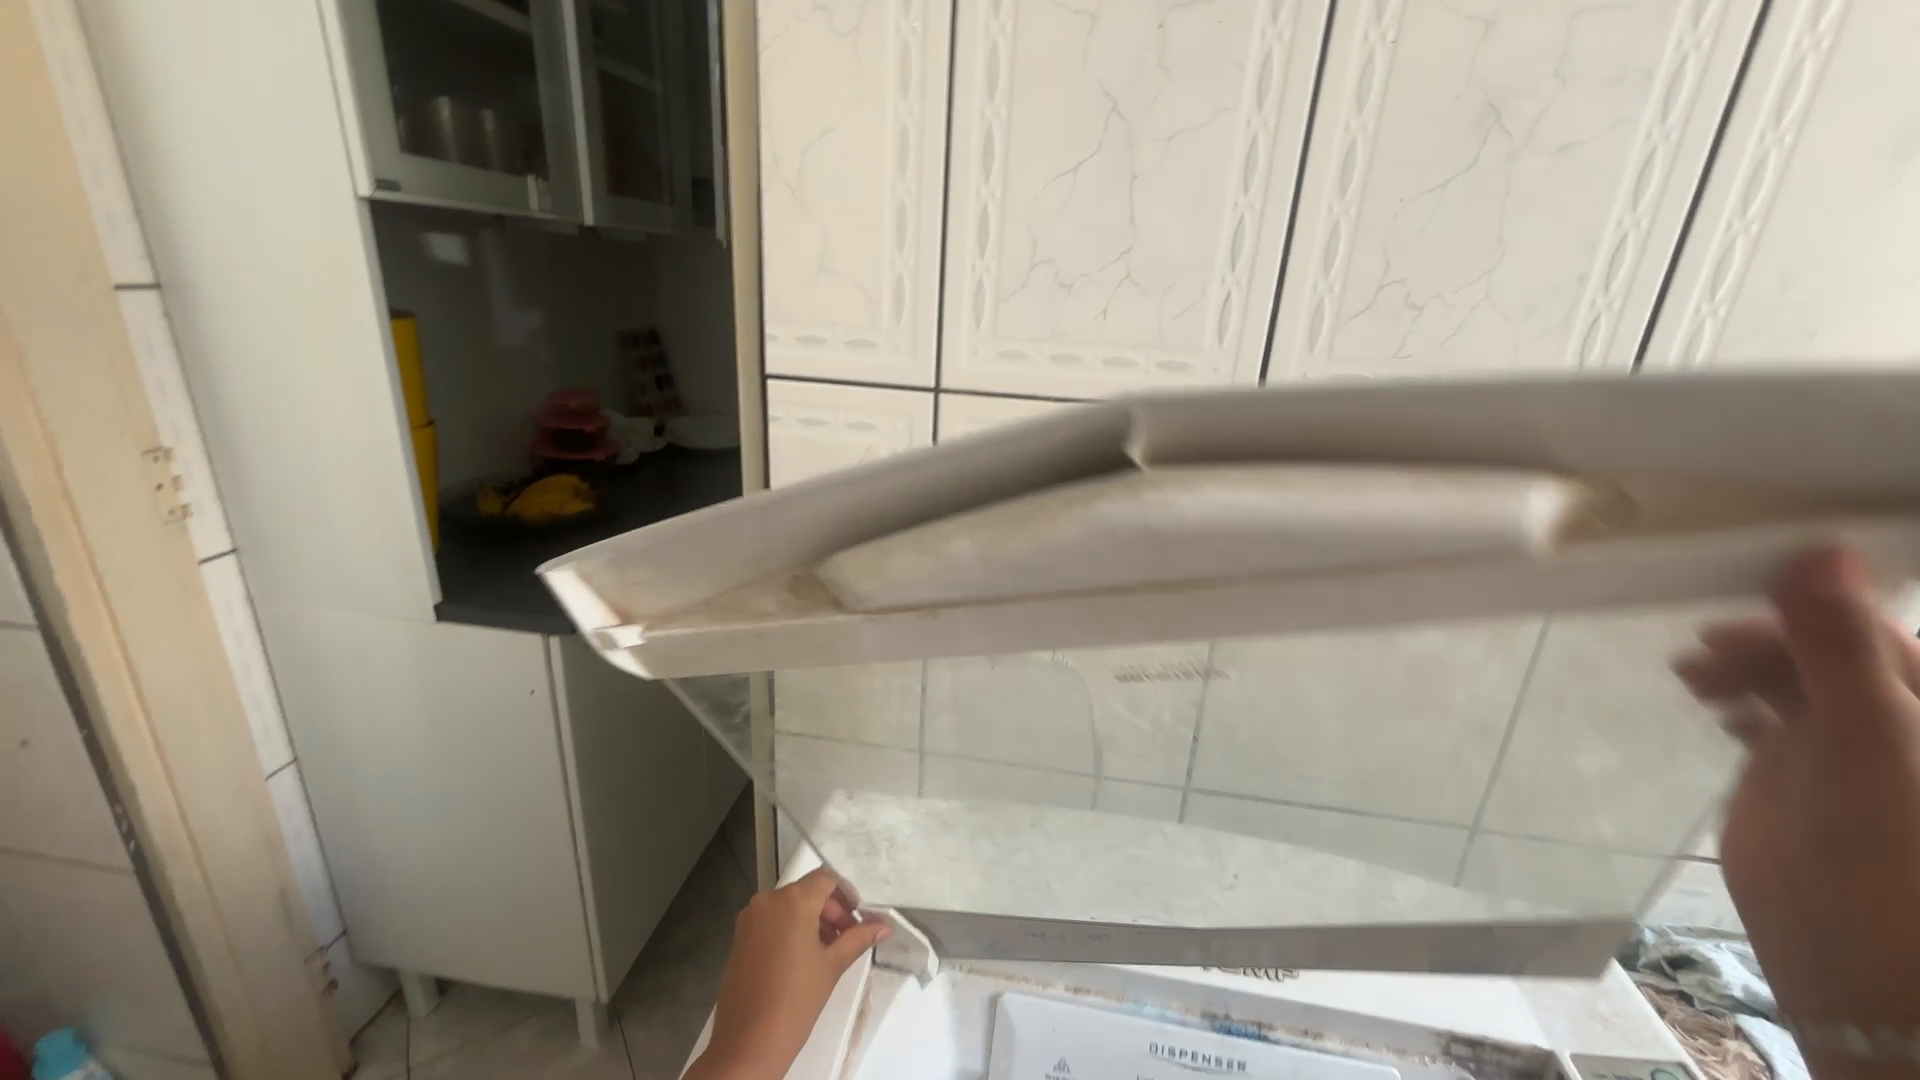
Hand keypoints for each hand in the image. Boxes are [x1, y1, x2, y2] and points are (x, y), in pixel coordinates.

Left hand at [684, 868, 888, 1079]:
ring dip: (812, 920)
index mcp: (792, 901)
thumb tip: (885, 925)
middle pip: (807, 891)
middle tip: (847, 939)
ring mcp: (750, 918)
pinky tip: (802, 958)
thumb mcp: (832, 966)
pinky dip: (790, 929)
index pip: (826, 879)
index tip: (858, 918)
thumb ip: (859, 938)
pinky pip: (772, 920)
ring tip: (827, 952)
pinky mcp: (739, 937)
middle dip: (831, 911)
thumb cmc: (795, 1001)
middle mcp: (768, 901)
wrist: (747, 1044)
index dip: (846, 894)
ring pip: (789, 906)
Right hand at [1674, 547, 1919, 1076]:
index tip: (1738, 587)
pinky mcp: (1796, 768)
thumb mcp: (1867, 737)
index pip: (1871, 624)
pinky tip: (1703, 700)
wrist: (1853, 953)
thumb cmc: (1885, 848)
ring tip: (1690, 674)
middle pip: (1823, 644)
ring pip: (1788, 674)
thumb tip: (1818, 548)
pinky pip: (1764, 711)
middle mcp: (1892, 712)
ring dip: (1740, 662)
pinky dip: (1733, 697)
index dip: (1810, 600)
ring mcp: (1845, 742)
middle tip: (1700, 649)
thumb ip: (1840, 648)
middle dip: (1763, 635)